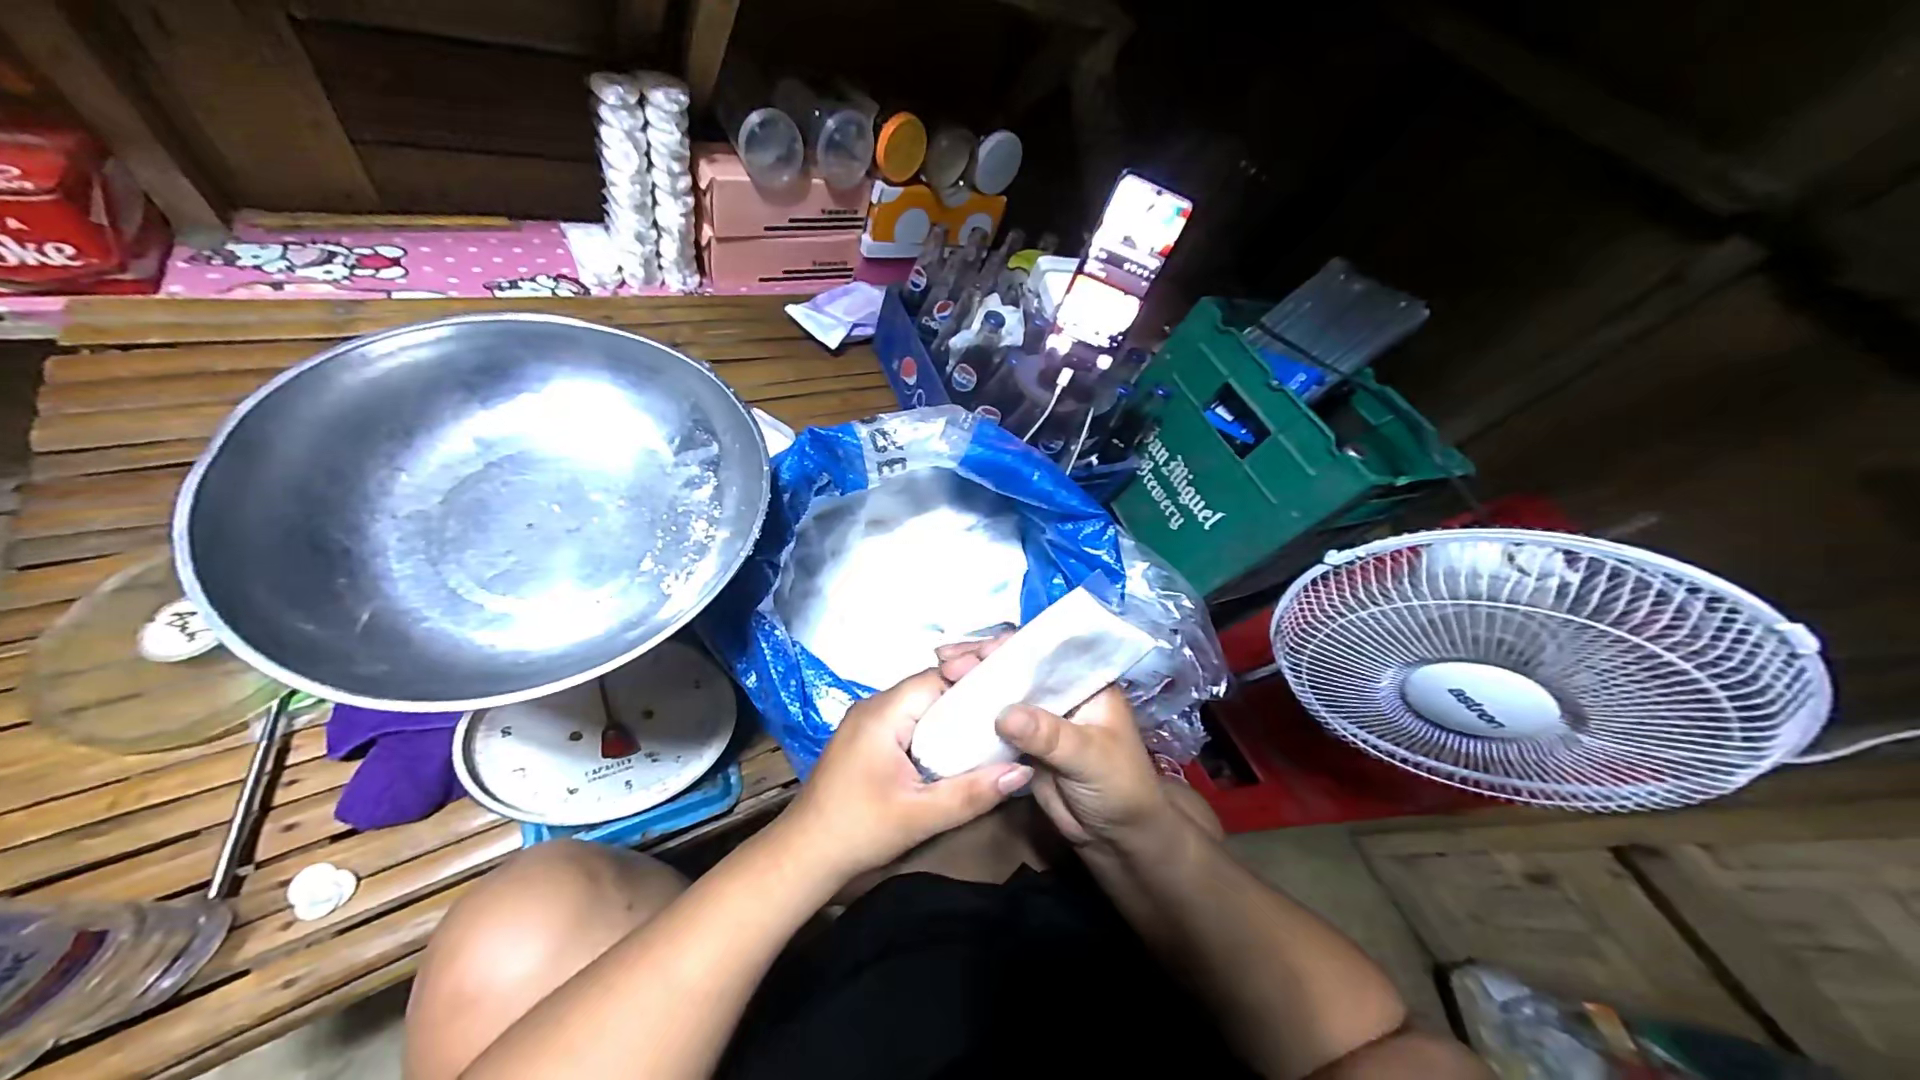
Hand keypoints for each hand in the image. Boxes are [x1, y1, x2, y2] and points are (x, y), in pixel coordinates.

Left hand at [779, 670, 1033, 882]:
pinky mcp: (866, 741)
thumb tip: (1023, 770)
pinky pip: (909, 722)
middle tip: (1012, 707)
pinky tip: (959, 746)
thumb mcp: (921, 815)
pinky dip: (935, 729)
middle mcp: (874, 706)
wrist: (802, 857)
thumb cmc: (859, 830)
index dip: (976, 679)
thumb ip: (973, 792)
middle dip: (969, 696)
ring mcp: (867, 723)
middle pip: (930, 688)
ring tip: (995, 724)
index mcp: (883, 712)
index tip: (1012, 689)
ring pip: (921, 705)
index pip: (938, 677)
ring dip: (953, 714)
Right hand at [936, 637, 1170, 849]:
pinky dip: (972, 713)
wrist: (1116, 838)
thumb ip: (1048, 735)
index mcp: (1086, 683)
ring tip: (940, 674)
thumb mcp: (1088, 757)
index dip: (1011, 647)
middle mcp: (1061, 693)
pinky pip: (994, 722)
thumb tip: (1003, 713)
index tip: (977, 650)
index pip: (1045, 653)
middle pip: (1018, 668)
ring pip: (1003, 693)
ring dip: (973, 683)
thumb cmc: (1119, 787)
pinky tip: (946, 706)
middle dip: (983, 661)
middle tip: (947, 661)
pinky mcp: (1023, 743)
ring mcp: (1040, 717)